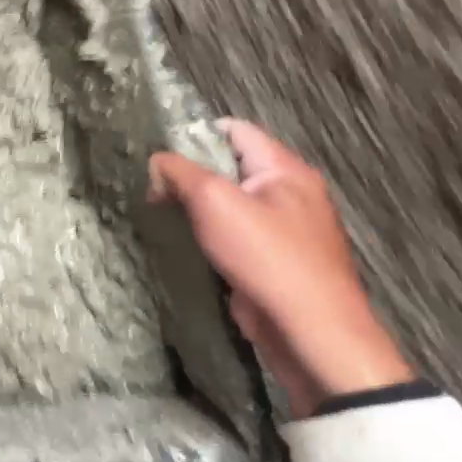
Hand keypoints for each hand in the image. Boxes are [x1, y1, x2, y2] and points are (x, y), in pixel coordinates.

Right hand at [150, 120, 412, 418]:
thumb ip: (176, 170)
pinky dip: (206, 227)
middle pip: (227, 164)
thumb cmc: (267, 255)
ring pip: (227, 198)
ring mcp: (285, 227)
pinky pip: (233, 228)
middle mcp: (291, 193)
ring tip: (158, 206)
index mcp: (287, 171)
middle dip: (186, 169)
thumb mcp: (212, 199)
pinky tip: (182, 235)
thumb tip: (157, 165)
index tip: (155, 146)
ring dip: (193, 201)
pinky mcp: (274, 256)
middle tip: (150, 180)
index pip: (234, 129)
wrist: (311, 332)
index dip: (192, 131)